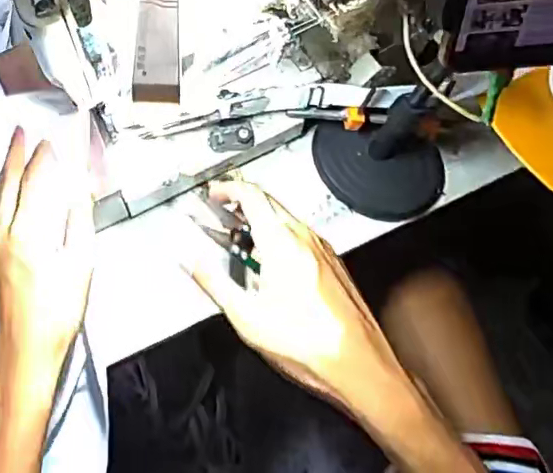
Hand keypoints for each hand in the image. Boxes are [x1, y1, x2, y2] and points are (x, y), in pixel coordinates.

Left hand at [0, 127, 93, 470]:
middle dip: (15, 155)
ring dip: (8, 170)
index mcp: (27, 234)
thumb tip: (79, 192)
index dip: (43, 157)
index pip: (34, 183)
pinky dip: (5, 191)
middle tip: (20, 129)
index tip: (50, 138)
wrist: (20, 360)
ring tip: (15, 150)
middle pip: (8, 184)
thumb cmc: (54, 318)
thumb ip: (78, 224)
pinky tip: (11, 188)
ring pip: (0, 197)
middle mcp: (3, 234)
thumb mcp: (79, 267)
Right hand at [182, 180, 406, 416]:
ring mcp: (320, 247)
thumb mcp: (247, 317)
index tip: (214, 194)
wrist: (359, 364)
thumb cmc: (310, 344)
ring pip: (284, 217)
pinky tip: (271, 264)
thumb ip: (214, 283)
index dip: (227, 188)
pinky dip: (279, 236)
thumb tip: (193, 263)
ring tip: (242, 242)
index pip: (251, 194)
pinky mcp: (331, 261)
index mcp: (281, 241)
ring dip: (260, 221)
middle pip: (268, 201)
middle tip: (223, 213)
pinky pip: (299, 234)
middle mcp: (303, 236)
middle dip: (241, 203)